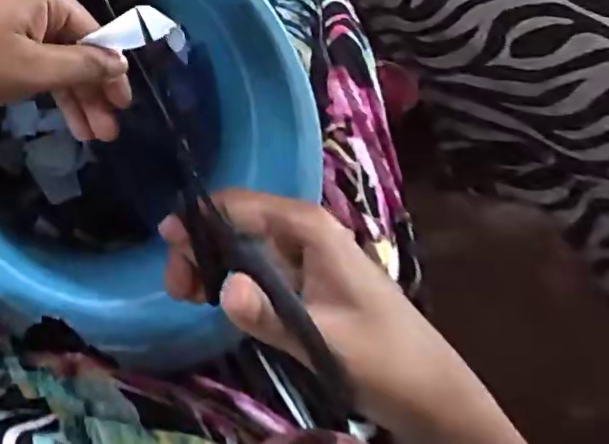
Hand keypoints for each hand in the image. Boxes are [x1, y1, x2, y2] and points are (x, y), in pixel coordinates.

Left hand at [0, 0, 132, 139]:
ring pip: (57, 56)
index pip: (94, 33)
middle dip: (92, 91)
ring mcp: (15, 14)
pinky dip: (48, 85)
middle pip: (77, 46)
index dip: (111, 73)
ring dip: (73, 95)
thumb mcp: (34, 70)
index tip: (124, 109)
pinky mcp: (0, 31)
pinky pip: (35, 56)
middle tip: (108, 134)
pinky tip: (66, 115)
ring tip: (92, 135)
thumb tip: (121, 62)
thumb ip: (82, 66)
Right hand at [162, 191, 521, 443]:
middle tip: (176, 285)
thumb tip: (222, 288)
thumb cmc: (390, 362)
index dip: (198, 218)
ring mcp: (302, 255)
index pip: (238, 205)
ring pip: (240, 245)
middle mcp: (301, 230)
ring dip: (210, 263)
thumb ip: (271, 315)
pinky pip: (255, 267)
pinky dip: (230, 279)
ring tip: (188, 295)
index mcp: (308, 227)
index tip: (166, 241)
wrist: (441, 404)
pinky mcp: (303, 280)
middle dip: (200, 246)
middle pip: (234, 222)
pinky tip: (213, 299)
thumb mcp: (326, 341)